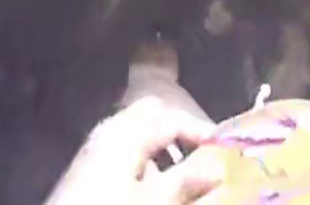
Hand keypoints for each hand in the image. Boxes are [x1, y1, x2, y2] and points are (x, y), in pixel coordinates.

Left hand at [46, 96, 223, 204]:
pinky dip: (142, 158)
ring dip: (161, 144)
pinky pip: (122, 149)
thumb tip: (219, 163)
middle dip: (178, 130)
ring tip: (180, 172)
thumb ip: (186, 180)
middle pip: (152, 114)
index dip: (200, 131)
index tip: (223, 148)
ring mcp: (95, 147)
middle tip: (201, 154)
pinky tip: (150, 182)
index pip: (172, 118)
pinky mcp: (86, 168)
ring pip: (136, 131)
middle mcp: (110, 129)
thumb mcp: (153, 203)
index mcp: (127, 131)